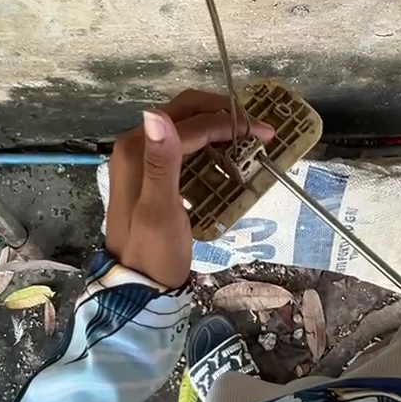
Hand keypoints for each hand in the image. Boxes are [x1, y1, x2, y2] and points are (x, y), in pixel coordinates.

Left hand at [105, 90, 272, 288]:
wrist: (137, 289)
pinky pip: (183, 144)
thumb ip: (161, 162)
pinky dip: (208, 143)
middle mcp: (136, 146)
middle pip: (186, 112)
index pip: (192, 123)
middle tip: (258, 129)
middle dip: (224, 114)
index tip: (265, 133)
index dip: (229, 123)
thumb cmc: (153, 253)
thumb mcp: (159, 211)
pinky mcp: (151, 172)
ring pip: (185, 125)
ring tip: (247, 139)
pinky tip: (227, 156)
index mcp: (136, 149)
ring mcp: (142, 158)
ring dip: (217, 126)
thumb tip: (156, 114)